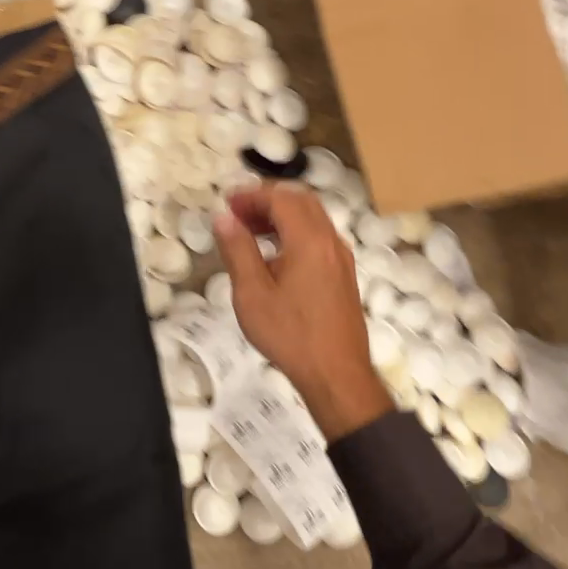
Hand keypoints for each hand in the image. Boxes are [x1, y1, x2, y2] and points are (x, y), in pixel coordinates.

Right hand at [213, 182, 392, 440]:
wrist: (336, 374)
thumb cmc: (290, 334)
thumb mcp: (251, 293)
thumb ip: (238, 250)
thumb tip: (224, 218)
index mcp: (309, 241)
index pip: (281, 199)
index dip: (252, 195)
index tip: (226, 202)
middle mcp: (330, 242)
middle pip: (301, 202)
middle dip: (267, 200)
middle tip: (237, 212)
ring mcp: (340, 259)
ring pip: (312, 219)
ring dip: (281, 216)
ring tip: (249, 231)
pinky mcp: (343, 275)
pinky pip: (318, 238)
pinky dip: (294, 232)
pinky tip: (273, 255)